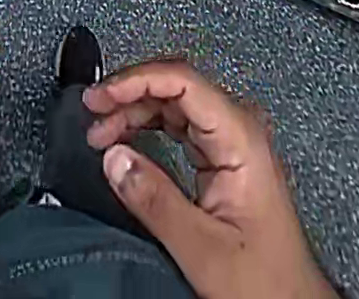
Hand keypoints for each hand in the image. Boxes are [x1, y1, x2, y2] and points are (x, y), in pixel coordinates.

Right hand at [83, 61, 335, 298]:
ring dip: (134, 108)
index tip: (103, 94)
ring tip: (100, 128)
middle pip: (176, 85)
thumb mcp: (203, 249)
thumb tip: (114, 157)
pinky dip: (146, 124)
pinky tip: (125, 136)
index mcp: (240, 136)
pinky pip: (178, 122)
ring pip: (174, 101)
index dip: (137, 79)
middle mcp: (237, 127)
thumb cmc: (265, 281)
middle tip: (93, 109)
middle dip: (130, 92)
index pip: (183, 80)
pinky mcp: (221, 154)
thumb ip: (155, 201)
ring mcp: (230, 139)